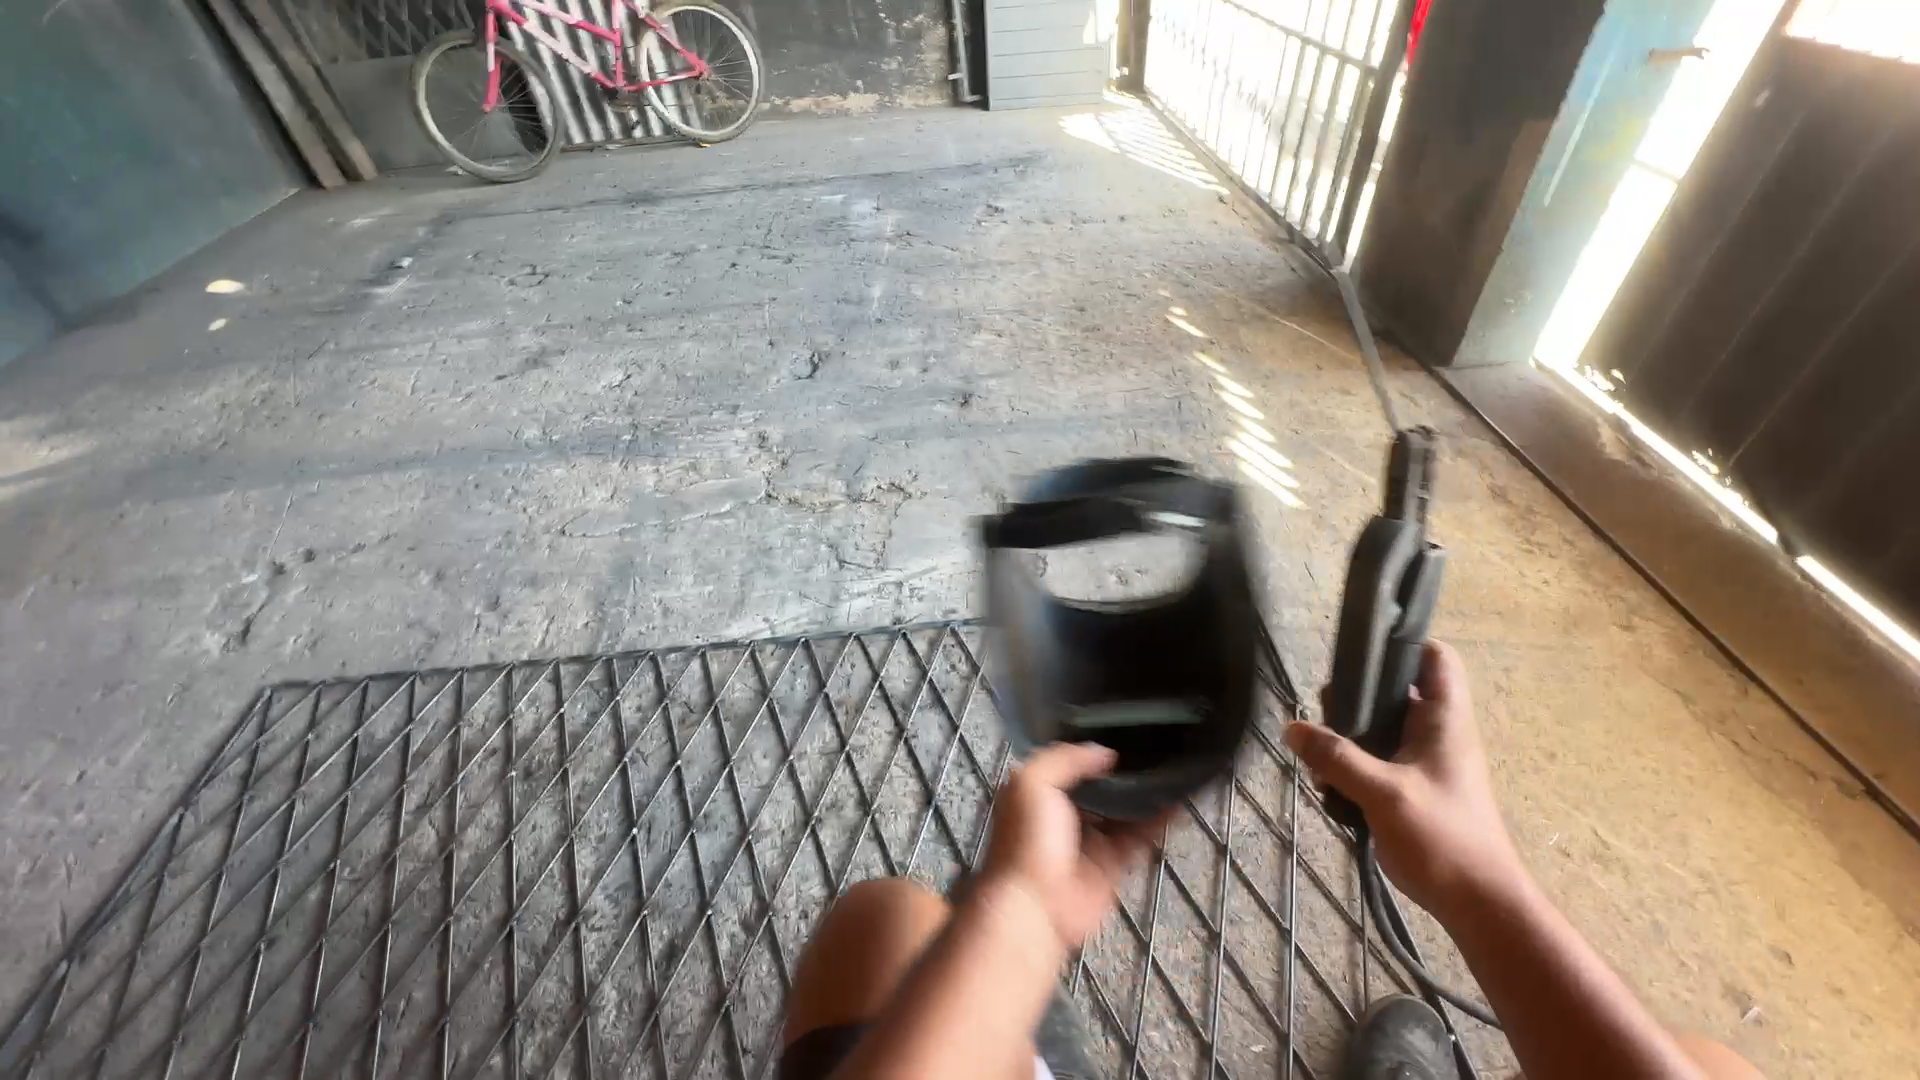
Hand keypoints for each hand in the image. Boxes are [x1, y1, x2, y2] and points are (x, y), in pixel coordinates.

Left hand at [980, 742, 1165, 947]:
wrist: (1038, 905)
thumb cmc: (1028, 839)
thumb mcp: (1033, 783)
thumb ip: (1065, 759)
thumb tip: (1103, 752)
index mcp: (1038, 790)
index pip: (1067, 760)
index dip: (1089, 747)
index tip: (1118, 728)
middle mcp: (1062, 812)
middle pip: (1098, 784)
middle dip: (1121, 769)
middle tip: (1151, 745)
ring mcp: (1089, 838)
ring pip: (1122, 809)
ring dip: (1144, 792)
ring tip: (1170, 766)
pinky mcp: (1112, 863)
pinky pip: (1139, 836)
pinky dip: (1157, 821)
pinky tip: (1177, 801)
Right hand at [1286, 641, 1526, 918]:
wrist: (1479, 906)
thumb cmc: (1443, 838)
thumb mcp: (1382, 792)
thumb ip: (1336, 757)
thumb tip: (1292, 728)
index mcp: (1443, 721)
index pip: (1434, 659)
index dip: (1402, 645)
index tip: (1358, 654)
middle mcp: (1434, 734)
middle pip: (1390, 693)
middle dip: (1350, 703)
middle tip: (1321, 721)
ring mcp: (1421, 764)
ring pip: (1375, 732)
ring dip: (1343, 744)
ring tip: (1318, 764)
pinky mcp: (1408, 790)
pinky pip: (1370, 764)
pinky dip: (1348, 772)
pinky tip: (1329, 793)